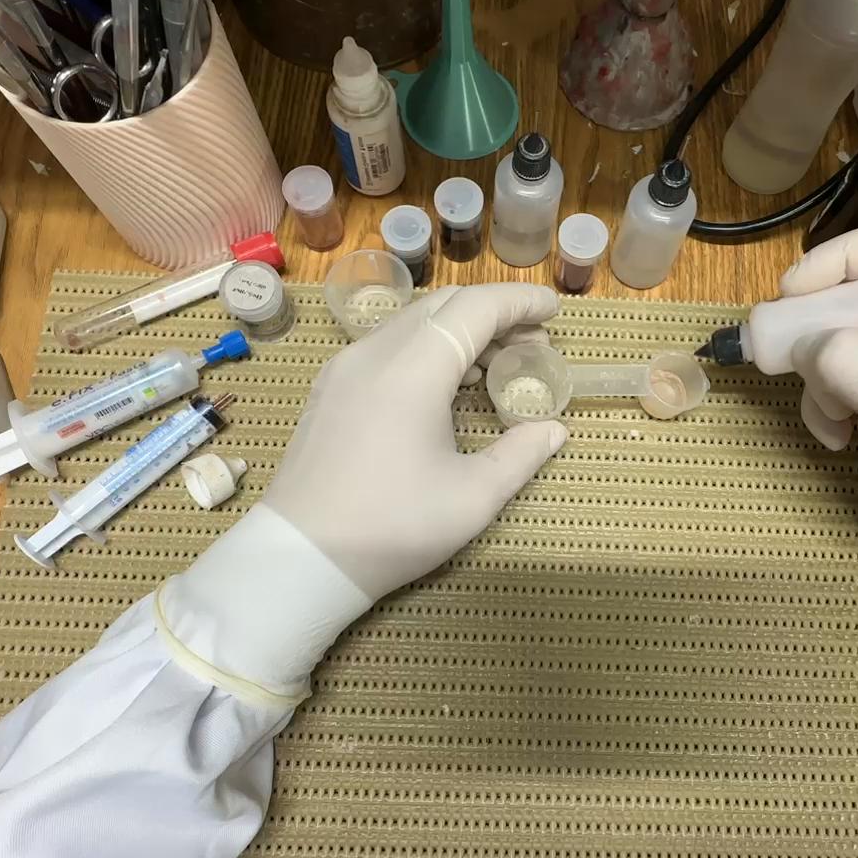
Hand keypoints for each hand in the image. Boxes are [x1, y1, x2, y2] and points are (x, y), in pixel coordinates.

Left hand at [261, 282, 568, 597]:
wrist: (302, 556)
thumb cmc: (393, 528)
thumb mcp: (473, 498)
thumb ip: (522, 454)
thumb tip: (554, 429)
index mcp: (413, 370)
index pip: (476, 308)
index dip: (520, 302)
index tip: (554, 311)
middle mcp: (375, 352)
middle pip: (444, 305)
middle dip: (495, 315)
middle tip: (534, 344)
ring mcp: (346, 366)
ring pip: (414, 322)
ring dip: (461, 332)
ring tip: (498, 367)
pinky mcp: (332, 386)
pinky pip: (389, 345)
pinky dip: (429, 349)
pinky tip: (448, 384)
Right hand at [785, 220, 857, 555]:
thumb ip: (849, 359)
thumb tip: (800, 344)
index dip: (836, 259)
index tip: (788, 294)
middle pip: (854, 291)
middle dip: (817, 331)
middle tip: (781, 355)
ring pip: (835, 336)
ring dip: (820, 379)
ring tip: (835, 419)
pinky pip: (834, 374)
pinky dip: (825, 404)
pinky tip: (839, 436)